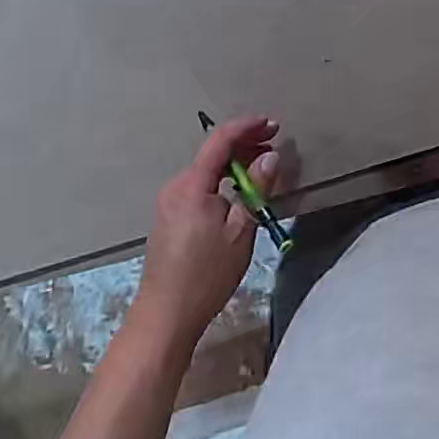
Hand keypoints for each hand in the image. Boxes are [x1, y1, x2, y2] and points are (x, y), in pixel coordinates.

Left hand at [135, 114, 280, 338]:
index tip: (271, 124)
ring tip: (261, 172)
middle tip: (273, 147)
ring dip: (233, 165)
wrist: (165, 315)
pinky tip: (237, 194)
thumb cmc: (207, 274)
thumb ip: (256, 190)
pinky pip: (198, 187)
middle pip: (212, 154)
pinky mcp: (169, 218)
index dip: (247, 127)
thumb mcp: (241, 231)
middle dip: (243, 145)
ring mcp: (169, 202)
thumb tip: (270, 158)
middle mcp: (176, 186)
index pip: (220, 140)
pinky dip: (220, 182)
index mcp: (192, 184)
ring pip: (206, 171)